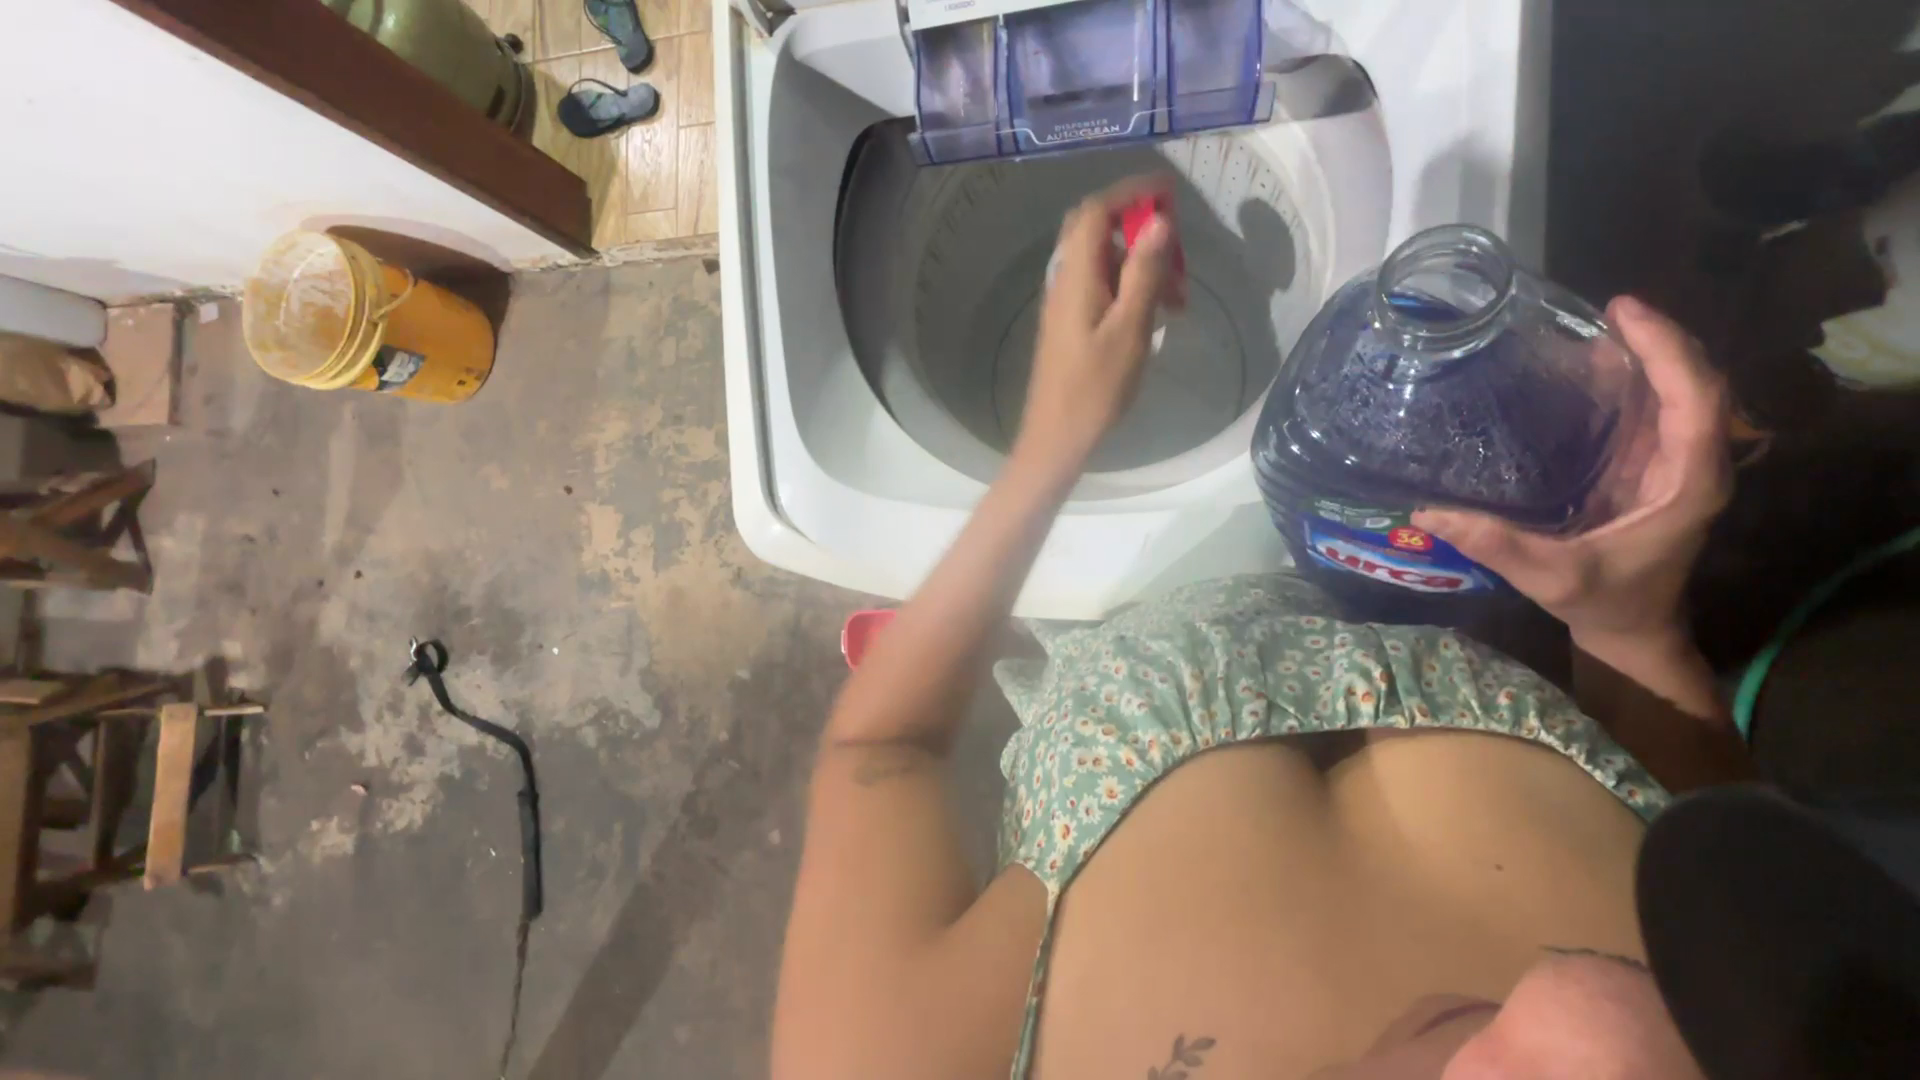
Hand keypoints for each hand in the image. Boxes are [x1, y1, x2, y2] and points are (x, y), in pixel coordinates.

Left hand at [1015, 177, 1181, 470]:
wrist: (1057, 436)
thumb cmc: (1095, 387)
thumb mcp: (1130, 328)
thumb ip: (1144, 272)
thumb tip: (1159, 220)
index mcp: (1075, 275)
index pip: (1096, 210)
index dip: (1131, 193)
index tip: (1170, 194)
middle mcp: (1064, 280)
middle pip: (1097, 231)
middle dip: (1139, 229)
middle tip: (1176, 253)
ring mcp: (1064, 303)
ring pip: (1103, 262)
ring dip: (1140, 265)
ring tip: (1177, 299)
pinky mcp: (1069, 324)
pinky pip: (1100, 287)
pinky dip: (1129, 288)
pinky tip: (1155, 316)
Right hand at [1413, 296, 1732, 662]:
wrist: (1632, 627)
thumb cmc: (1606, 602)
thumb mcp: (1551, 576)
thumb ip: (1496, 544)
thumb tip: (1425, 511)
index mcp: (1687, 483)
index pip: (1696, 401)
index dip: (1666, 352)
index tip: (1624, 315)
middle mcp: (1689, 464)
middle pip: (1692, 383)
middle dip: (1655, 341)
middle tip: (1605, 311)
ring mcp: (1669, 464)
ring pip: (1672, 392)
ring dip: (1641, 356)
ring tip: (1590, 328)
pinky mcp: (1645, 468)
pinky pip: (1647, 411)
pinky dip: (1625, 381)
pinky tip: (1586, 368)